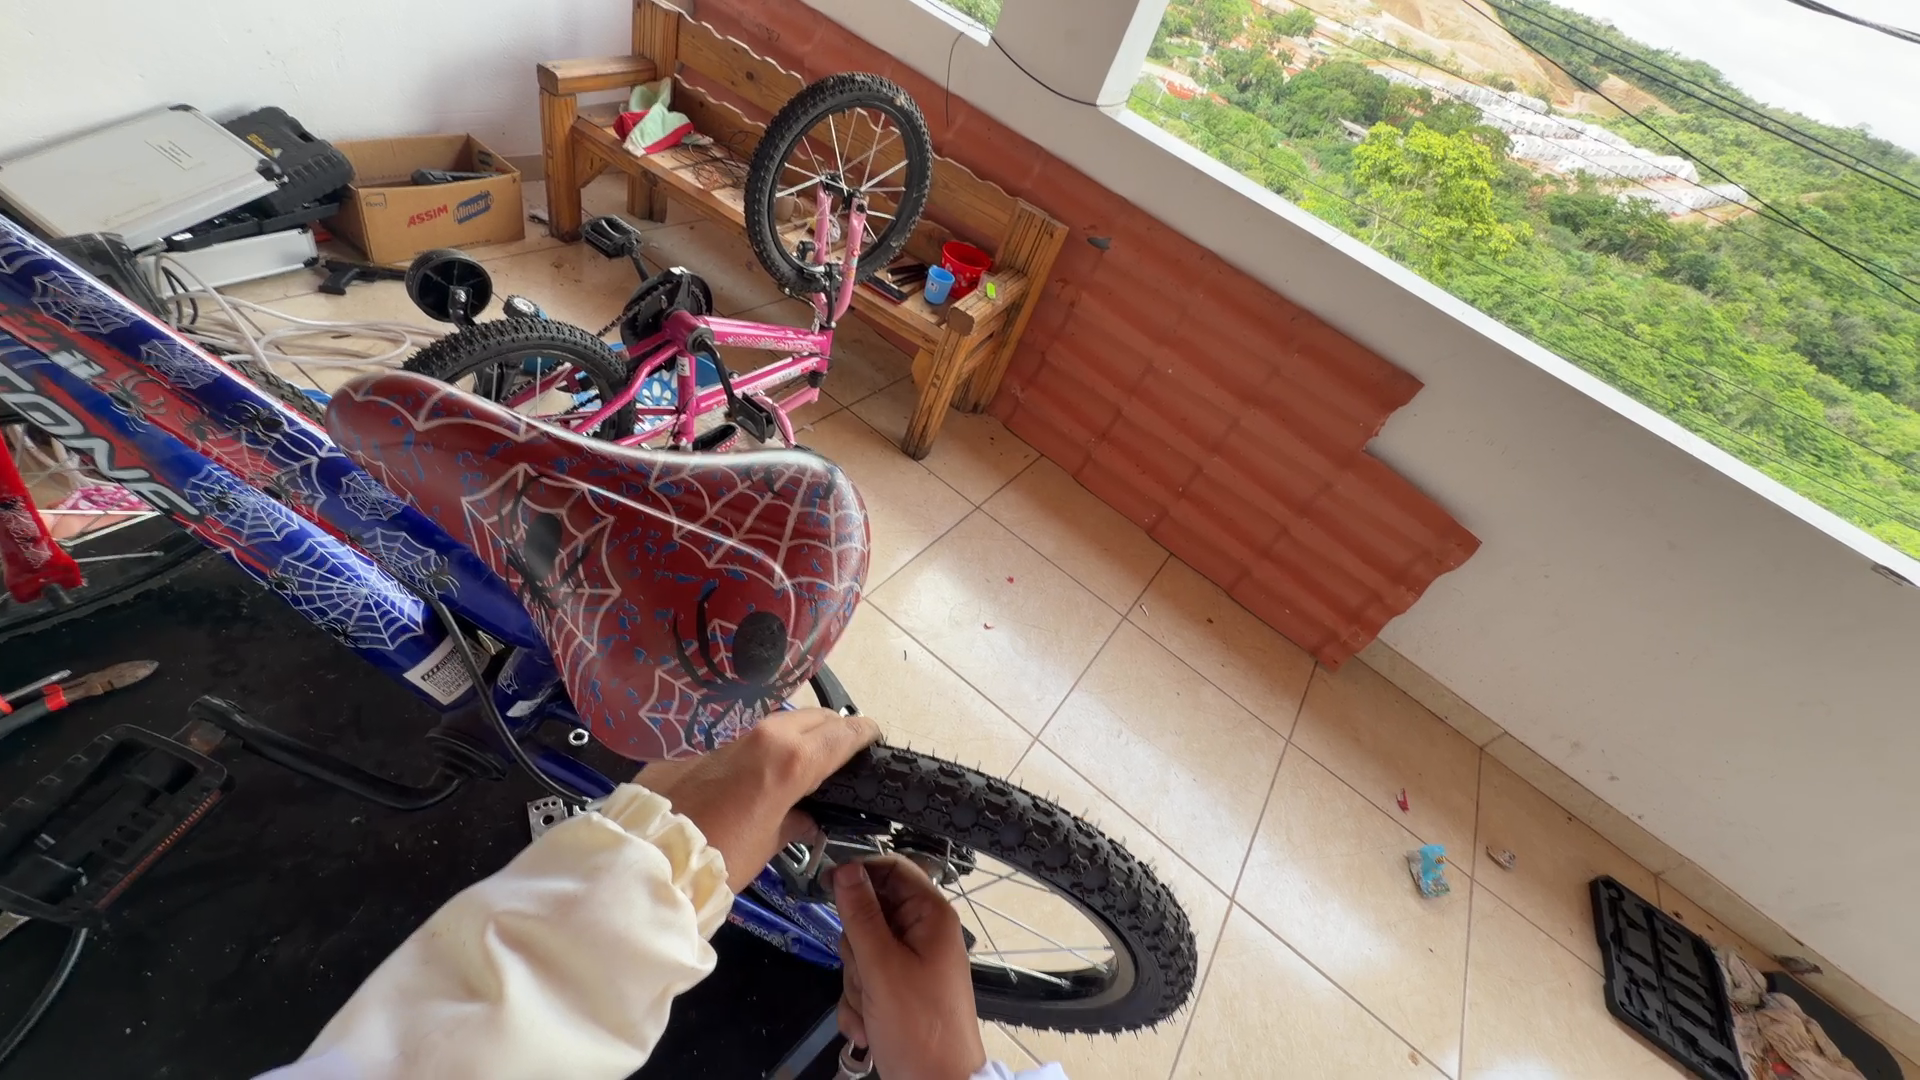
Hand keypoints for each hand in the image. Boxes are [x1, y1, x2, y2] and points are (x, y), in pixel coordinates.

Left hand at [639, 707, 878, 891]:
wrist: (649, 859)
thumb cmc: (723, 857)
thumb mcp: (768, 844)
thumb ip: (794, 822)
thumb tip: (806, 818)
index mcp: (793, 760)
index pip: (841, 734)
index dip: (862, 732)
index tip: (873, 733)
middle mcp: (764, 737)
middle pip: (812, 717)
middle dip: (831, 727)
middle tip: (840, 746)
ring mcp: (727, 739)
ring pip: (775, 725)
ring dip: (794, 736)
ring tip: (800, 758)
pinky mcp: (694, 749)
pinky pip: (736, 744)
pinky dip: (753, 755)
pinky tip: (747, 779)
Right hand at [833, 856, 985, 1079]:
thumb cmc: (918, 1026)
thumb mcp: (882, 967)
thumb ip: (861, 915)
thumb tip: (846, 868)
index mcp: (930, 914)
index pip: (892, 869)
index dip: (860, 871)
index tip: (826, 884)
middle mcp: (921, 933)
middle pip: (869, 914)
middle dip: (857, 950)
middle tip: (868, 975)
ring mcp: (909, 964)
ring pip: (862, 952)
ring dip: (857, 984)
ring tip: (873, 1009)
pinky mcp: (897, 992)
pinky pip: (864, 981)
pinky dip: (860, 1005)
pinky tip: (869, 1028)